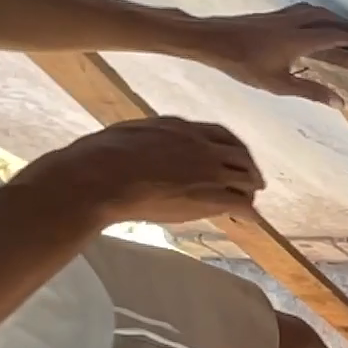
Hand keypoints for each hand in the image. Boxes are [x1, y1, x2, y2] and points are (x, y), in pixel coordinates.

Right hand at [19, 117, 263, 225]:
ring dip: (249, 192)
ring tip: (247, 202)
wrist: (97, 179)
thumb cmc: (97, 158)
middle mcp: (202, 145)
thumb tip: (158, 147)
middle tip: (251, 184)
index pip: (220, 134)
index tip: (234, 159)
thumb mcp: (130, 133)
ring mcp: (212, 170)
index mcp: (179, 127)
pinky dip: (250, 213)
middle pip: (242, 156)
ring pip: (248, 180)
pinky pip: (244, 205)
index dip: (232, 149)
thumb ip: (154, 138)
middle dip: (249, 170)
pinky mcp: (215, 195)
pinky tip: (249, 220)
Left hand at [185, 3, 347, 102]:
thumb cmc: (243, 64)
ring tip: (337, 27)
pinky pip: (296, 11)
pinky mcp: (266, 17)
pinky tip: (309, 27)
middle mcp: (289, 24)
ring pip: (308, 10)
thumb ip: (312, 92)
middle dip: (342, 23)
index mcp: (297, 40)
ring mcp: (276, 17)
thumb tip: (340, 102)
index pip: (332, 35)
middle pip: (322, 15)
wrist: (207, 41)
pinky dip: (311, 16)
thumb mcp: (280, 85)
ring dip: (327, 16)